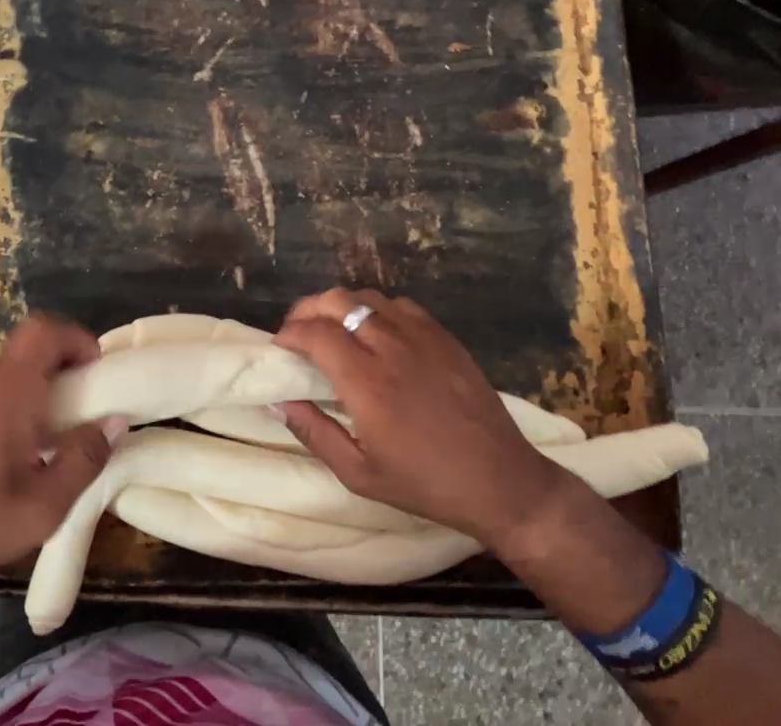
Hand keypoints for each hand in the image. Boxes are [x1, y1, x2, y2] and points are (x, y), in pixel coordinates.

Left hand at [0, 316, 125, 592]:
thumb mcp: (42, 508)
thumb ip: (84, 460)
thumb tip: (116, 421)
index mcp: (7, 390)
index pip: (46, 331)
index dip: (79, 339)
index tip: (99, 373)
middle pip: (31, 347)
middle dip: (65, 367)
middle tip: (84, 411)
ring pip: (12, 368)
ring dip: (39, 387)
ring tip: (53, 437)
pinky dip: (14, 398)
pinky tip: (16, 447)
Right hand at [273, 289, 570, 546]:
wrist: (502, 482)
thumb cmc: (425, 483)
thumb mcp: (358, 473)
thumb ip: (313, 432)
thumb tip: (278, 401)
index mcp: (366, 383)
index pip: (315, 333)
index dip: (289, 333)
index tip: (279, 346)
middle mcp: (392, 349)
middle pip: (338, 301)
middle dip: (307, 309)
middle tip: (298, 332)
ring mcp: (423, 339)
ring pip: (368, 297)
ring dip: (341, 306)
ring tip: (331, 329)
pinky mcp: (446, 339)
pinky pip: (401, 306)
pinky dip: (376, 310)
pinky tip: (374, 332)